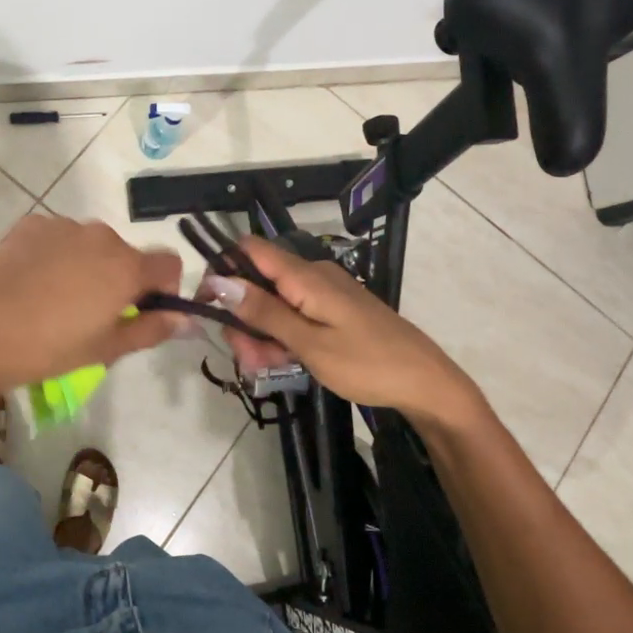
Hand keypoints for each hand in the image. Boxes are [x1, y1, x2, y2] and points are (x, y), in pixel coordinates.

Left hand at [0, 215, 185, 403]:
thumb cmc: (48, 348)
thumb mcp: (105, 348)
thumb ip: (151, 329)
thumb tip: (186, 319)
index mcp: (126, 267)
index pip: (169, 264)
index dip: (164, 289)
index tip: (143, 312)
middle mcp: (101, 236)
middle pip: (127, 254)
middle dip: (121, 279)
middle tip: (94, 313)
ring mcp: (63, 226)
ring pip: (91, 244)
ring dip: (88, 265)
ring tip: (58, 298)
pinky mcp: (31, 225)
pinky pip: (58, 237)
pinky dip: (57, 255)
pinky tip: (34, 282)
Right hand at [198, 236, 478, 423]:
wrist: (424, 382)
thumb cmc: (366, 363)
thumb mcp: (308, 343)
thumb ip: (264, 312)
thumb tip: (220, 280)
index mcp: (306, 277)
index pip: (251, 250)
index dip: (223, 269)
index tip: (207, 304)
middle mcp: (313, 276)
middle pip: (259, 283)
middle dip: (242, 317)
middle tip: (246, 359)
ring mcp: (325, 295)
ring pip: (275, 304)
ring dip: (261, 334)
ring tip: (266, 368)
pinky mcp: (334, 313)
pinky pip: (295, 316)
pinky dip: (283, 338)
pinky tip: (282, 363)